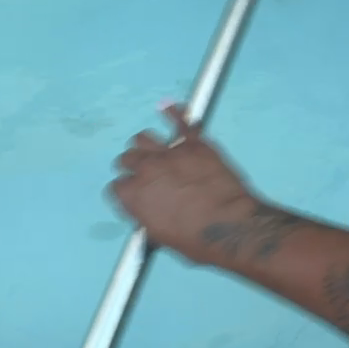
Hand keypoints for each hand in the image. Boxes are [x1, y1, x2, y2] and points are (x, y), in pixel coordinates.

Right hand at [108, 102, 269, 265]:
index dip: (129, 188)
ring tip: (156, 148)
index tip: (138, 191)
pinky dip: (174, 112)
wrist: (230, 226)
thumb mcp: (162, 237)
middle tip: (148, 171)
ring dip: (148, 144)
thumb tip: (150, 209)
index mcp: (132, 196)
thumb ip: (148, 216)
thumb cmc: (198, 240)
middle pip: (128, 158)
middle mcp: (144, 170)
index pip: (118, 185)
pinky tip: (170, 107)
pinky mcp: (195, 144)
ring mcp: (170, 154)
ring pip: (144, 137)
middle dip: (135, 165)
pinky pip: (181, 121)